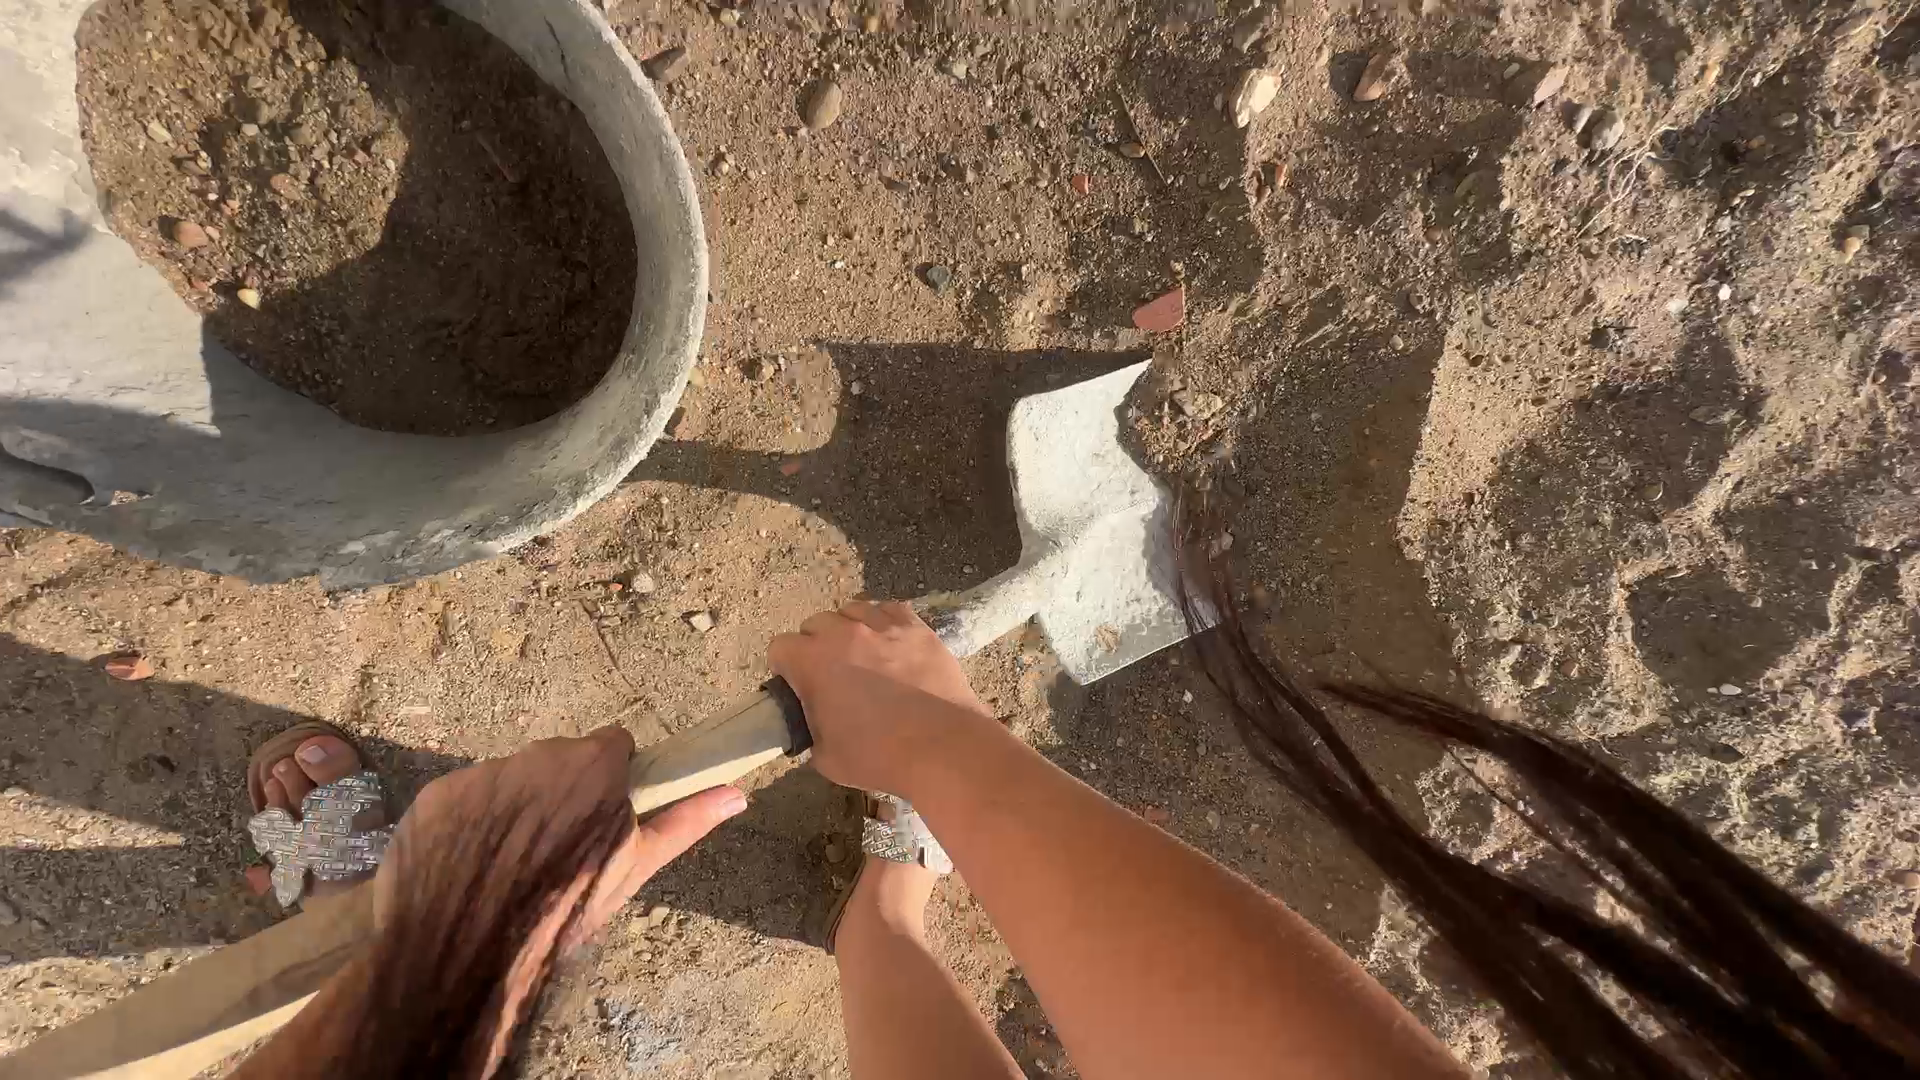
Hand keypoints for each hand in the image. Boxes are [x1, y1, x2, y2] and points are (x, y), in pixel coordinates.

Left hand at [376, 727, 743, 1072]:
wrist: (461, 960)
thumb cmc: (565, 911)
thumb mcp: (634, 868)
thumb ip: (685, 821)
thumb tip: (738, 793)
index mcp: (594, 764)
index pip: (613, 744)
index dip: (613, 777)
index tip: (605, 812)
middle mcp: (539, 754)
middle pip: (561, 757)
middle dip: (564, 787)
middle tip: (559, 842)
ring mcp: (482, 772)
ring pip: (513, 774)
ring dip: (517, 801)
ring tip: (510, 858)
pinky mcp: (434, 795)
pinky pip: (464, 794)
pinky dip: (470, 818)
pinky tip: (467, 860)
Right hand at [768, 600, 997, 794]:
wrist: (941, 746)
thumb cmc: (878, 755)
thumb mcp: (825, 756)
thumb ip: (811, 728)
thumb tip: (815, 722)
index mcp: (813, 661)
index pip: (781, 647)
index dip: (785, 666)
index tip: (797, 684)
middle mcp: (844, 633)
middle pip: (816, 623)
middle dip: (816, 645)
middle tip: (830, 673)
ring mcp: (882, 625)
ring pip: (853, 611)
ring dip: (849, 629)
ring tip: (861, 654)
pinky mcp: (916, 626)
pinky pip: (889, 610)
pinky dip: (883, 621)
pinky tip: (889, 642)